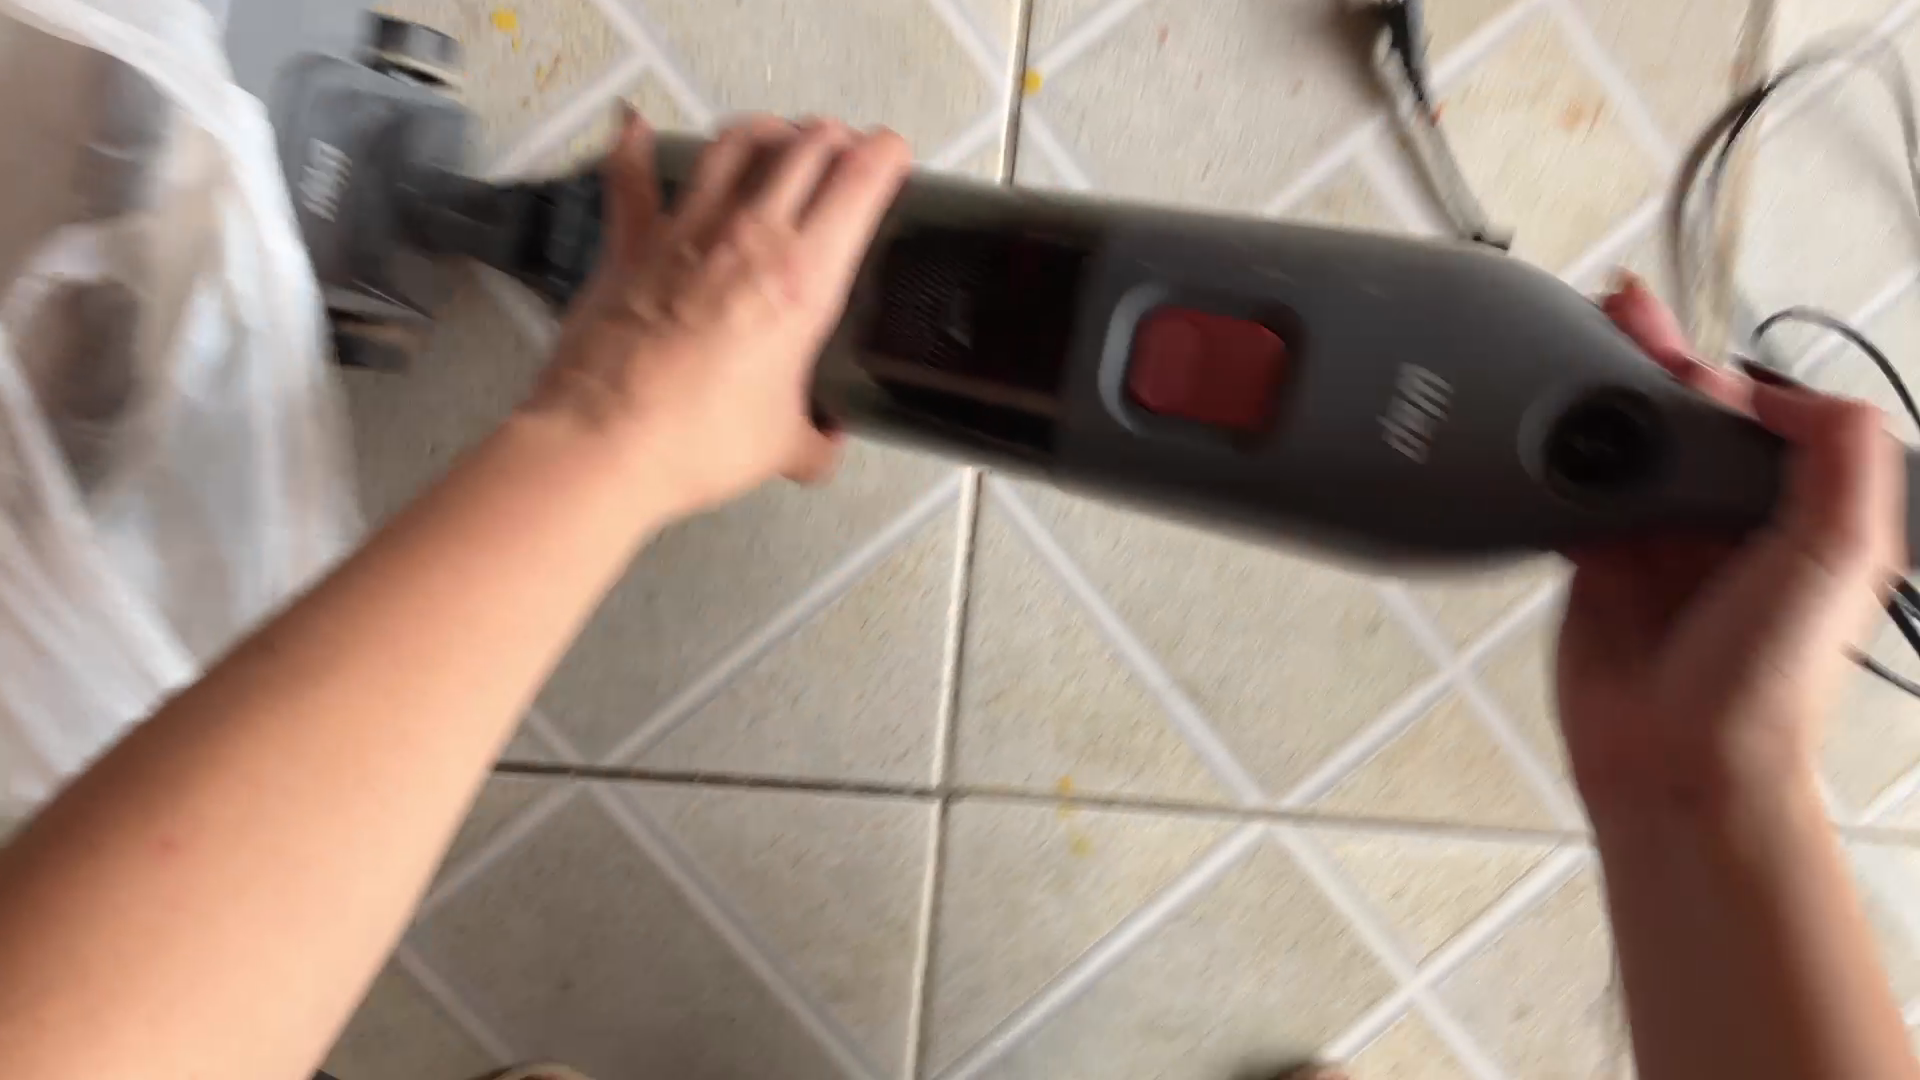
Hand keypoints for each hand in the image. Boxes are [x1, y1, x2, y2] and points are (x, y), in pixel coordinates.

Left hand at [526, 110, 911, 521]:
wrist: (607, 443)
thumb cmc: (698, 439)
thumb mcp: (785, 448)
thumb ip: (818, 442)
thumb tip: (826, 441)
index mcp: (803, 281)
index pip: (859, 184)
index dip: (886, 156)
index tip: (894, 156)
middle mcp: (748, 238)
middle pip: (804, 147)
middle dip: (835, 138)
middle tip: (847, 151)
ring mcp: (686, 231)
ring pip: (735, 144)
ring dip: (767, 131)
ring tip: (781, 137)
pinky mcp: (631, 244)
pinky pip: (631, 177)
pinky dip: (635, 148)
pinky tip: (636, 128)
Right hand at [1556, 274, 1904, 812]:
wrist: (1672, 746)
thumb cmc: (1761, 674)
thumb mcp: (1842, 554)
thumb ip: (1837, 459)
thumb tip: (1775, 391)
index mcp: (1786, 510)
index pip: (1744, 415)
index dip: (1706, 366)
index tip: (1663, 332)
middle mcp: (1717, 521)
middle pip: (1673, 427)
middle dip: (1643, 370)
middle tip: (1610, 319)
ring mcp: (1650, 543)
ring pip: (1616, 459)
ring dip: (1590, 415)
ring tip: (1566, 365)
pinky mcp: (1593, 567)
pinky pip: (1568, 507)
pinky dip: (1551, 477)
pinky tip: (1538, 448)